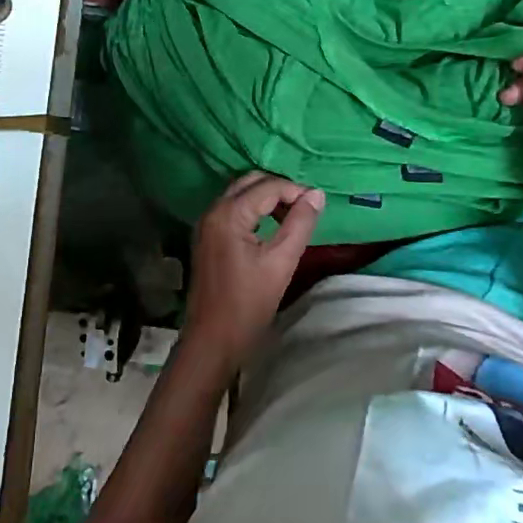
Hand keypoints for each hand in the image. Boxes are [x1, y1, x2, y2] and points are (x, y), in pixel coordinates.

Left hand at [184, 172, 325, 368]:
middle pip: (250, 182)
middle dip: (279, 188)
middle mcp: (213, 210)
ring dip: (266, 197)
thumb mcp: (282, 262)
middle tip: (304, 206)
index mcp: (228, 214)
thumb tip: (316, 194)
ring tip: (292, 215)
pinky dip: (253, 208)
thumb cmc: (248, 304)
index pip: (268, 186)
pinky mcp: (206, 236)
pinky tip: (271, 226)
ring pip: (240, 193)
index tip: (317, 205)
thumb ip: (300, 224)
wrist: (212, 340)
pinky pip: (232, 208)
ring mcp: (206, 223)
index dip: (295, 191)